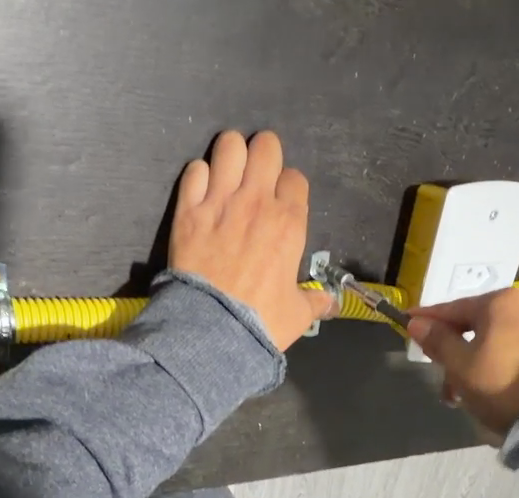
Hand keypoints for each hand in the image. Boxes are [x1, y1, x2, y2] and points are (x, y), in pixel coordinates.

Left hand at [170, 131, 333, 351]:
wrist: (213, 330)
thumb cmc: (261, 322)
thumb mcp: (297, 315)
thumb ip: (314, 302)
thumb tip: (330, 303)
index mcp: (289, 222)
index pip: (295, 178)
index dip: (289, 187)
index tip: (281, 203)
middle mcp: (257, 201)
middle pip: (266, 147)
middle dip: (263, 155)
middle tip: (256, 176)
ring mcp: (220, 201)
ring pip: (229, 146)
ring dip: (230, 155)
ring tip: (228, 173)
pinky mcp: (188, 211)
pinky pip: (194, 171)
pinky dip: (198, 178)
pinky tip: (200, 193)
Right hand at [407, 288, 518, 433]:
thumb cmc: (502, 383)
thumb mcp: (460, 366)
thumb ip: (437, 342)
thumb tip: (417, 323)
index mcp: (499, 302)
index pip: (453, 309)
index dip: (428, 320)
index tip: (407, 323)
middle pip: (475, 326)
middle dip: (453, 353)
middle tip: (442, 382)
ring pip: (494, 341)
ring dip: (473, 365)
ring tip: (464, 397)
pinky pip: (514, 351)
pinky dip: (496, 366)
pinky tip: (490, 390)